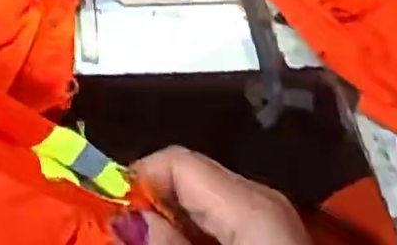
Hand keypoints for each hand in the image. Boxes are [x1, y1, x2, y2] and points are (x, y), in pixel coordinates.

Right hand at [120, 147, 310, 244]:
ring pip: (205, 201)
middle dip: (154, 203)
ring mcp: (278, 226)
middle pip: (189, 177)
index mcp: (252, 207)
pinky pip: (227, 223)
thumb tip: (129, 218)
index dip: (138, 180)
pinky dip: (200, 235)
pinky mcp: (282, 243)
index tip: (114, 217)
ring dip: (175, 222)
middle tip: (128, 236)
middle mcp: (265, 203)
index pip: (176, 161)